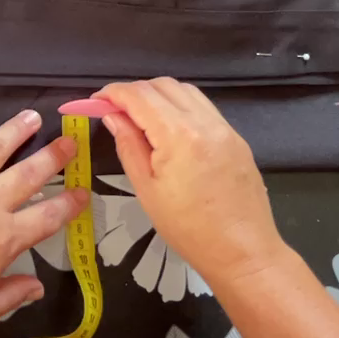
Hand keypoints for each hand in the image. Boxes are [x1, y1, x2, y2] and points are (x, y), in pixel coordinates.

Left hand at [0, 110, 89, 337]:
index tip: (84, 191)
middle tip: (69, 140)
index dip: (70, 203)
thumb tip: (38, 287)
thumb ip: (13, 295)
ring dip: (16, 130)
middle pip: (29, 173)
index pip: (48, 216)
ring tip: (31, 116)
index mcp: (4, 239)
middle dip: (54, 155)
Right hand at [91, 78, 291, 282]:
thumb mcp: (146, 188)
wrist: (244, 253)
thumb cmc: (188, 228)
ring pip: (184, 90)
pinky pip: (202, 106)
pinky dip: (179, 105)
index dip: (112, 93)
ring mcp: (224, 127)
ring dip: (157, 94)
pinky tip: (170, 127)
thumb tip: (112, 115)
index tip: (95, 102)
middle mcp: (204, 121)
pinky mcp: (235, 137)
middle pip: (161, 85)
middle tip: (115, 111)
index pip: (138, 95)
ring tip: (141, 117)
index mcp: (178, 135)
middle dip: (133, 91)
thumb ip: (128, 144)